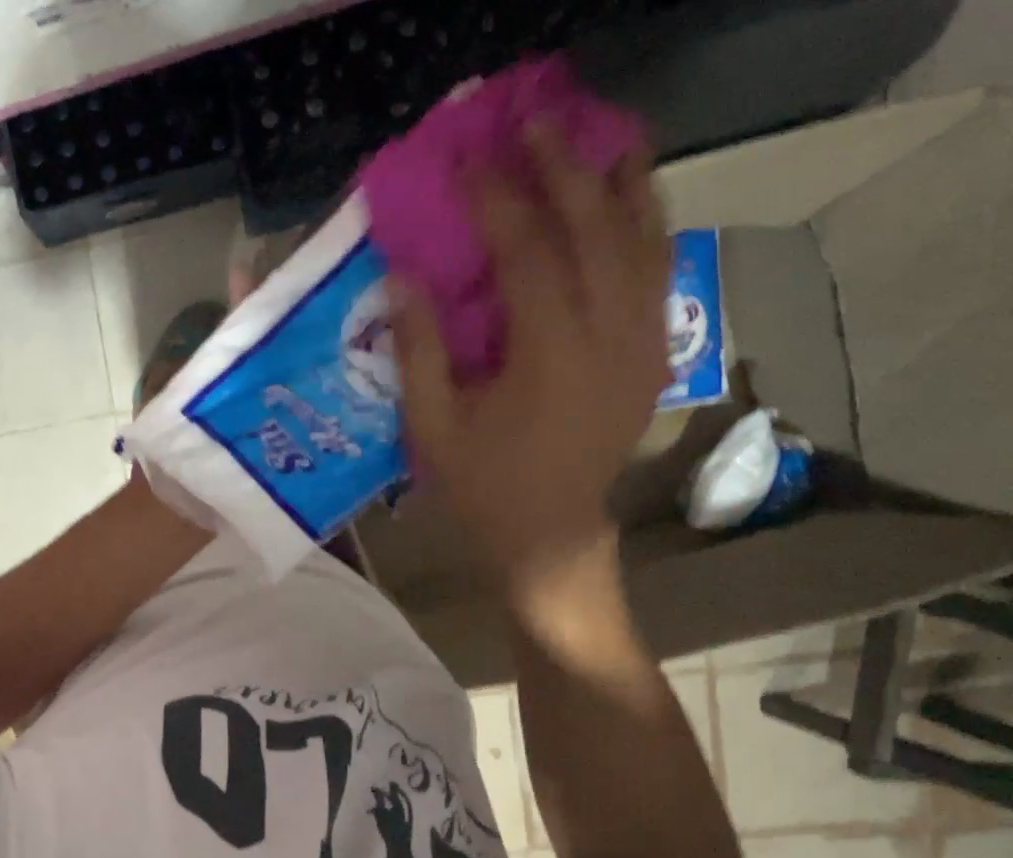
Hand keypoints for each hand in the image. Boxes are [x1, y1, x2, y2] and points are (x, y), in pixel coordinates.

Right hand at [392, 122, 670, 610]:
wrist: (551, 534)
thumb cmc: (481, 485)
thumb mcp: (432, 424)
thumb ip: (419, 348)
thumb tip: (402, 276)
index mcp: (549, 355)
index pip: (527, 252)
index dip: (496, 197)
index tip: (467, 156)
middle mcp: (609, 335)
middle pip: (595, 228)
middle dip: (563, 167)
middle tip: (533, 121)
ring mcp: (642, 341)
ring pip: (644, 240)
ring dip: (619, 181)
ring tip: (599, 135)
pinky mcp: (653, 351)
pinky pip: (658, 270)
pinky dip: (644, 223)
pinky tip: (626, 198)